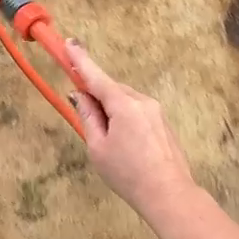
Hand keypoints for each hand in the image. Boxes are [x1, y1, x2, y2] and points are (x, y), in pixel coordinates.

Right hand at [67, 42, 197, 217]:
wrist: (169, 195)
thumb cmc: (127, 173)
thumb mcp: (98, 147)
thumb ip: (88, 116)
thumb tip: (81, 95)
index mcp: (123, 104)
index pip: (96, 76)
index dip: (80, 60)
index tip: (70, 42)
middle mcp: (142, 100)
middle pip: (111, 90)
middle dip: (96, 96)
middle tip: (85, 116)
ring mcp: (156, 111)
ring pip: (125, 102)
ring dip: (111, 110)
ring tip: (109, 142)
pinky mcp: (163, 124)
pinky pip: (137, 112)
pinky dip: (125, 119)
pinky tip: (125, 145)